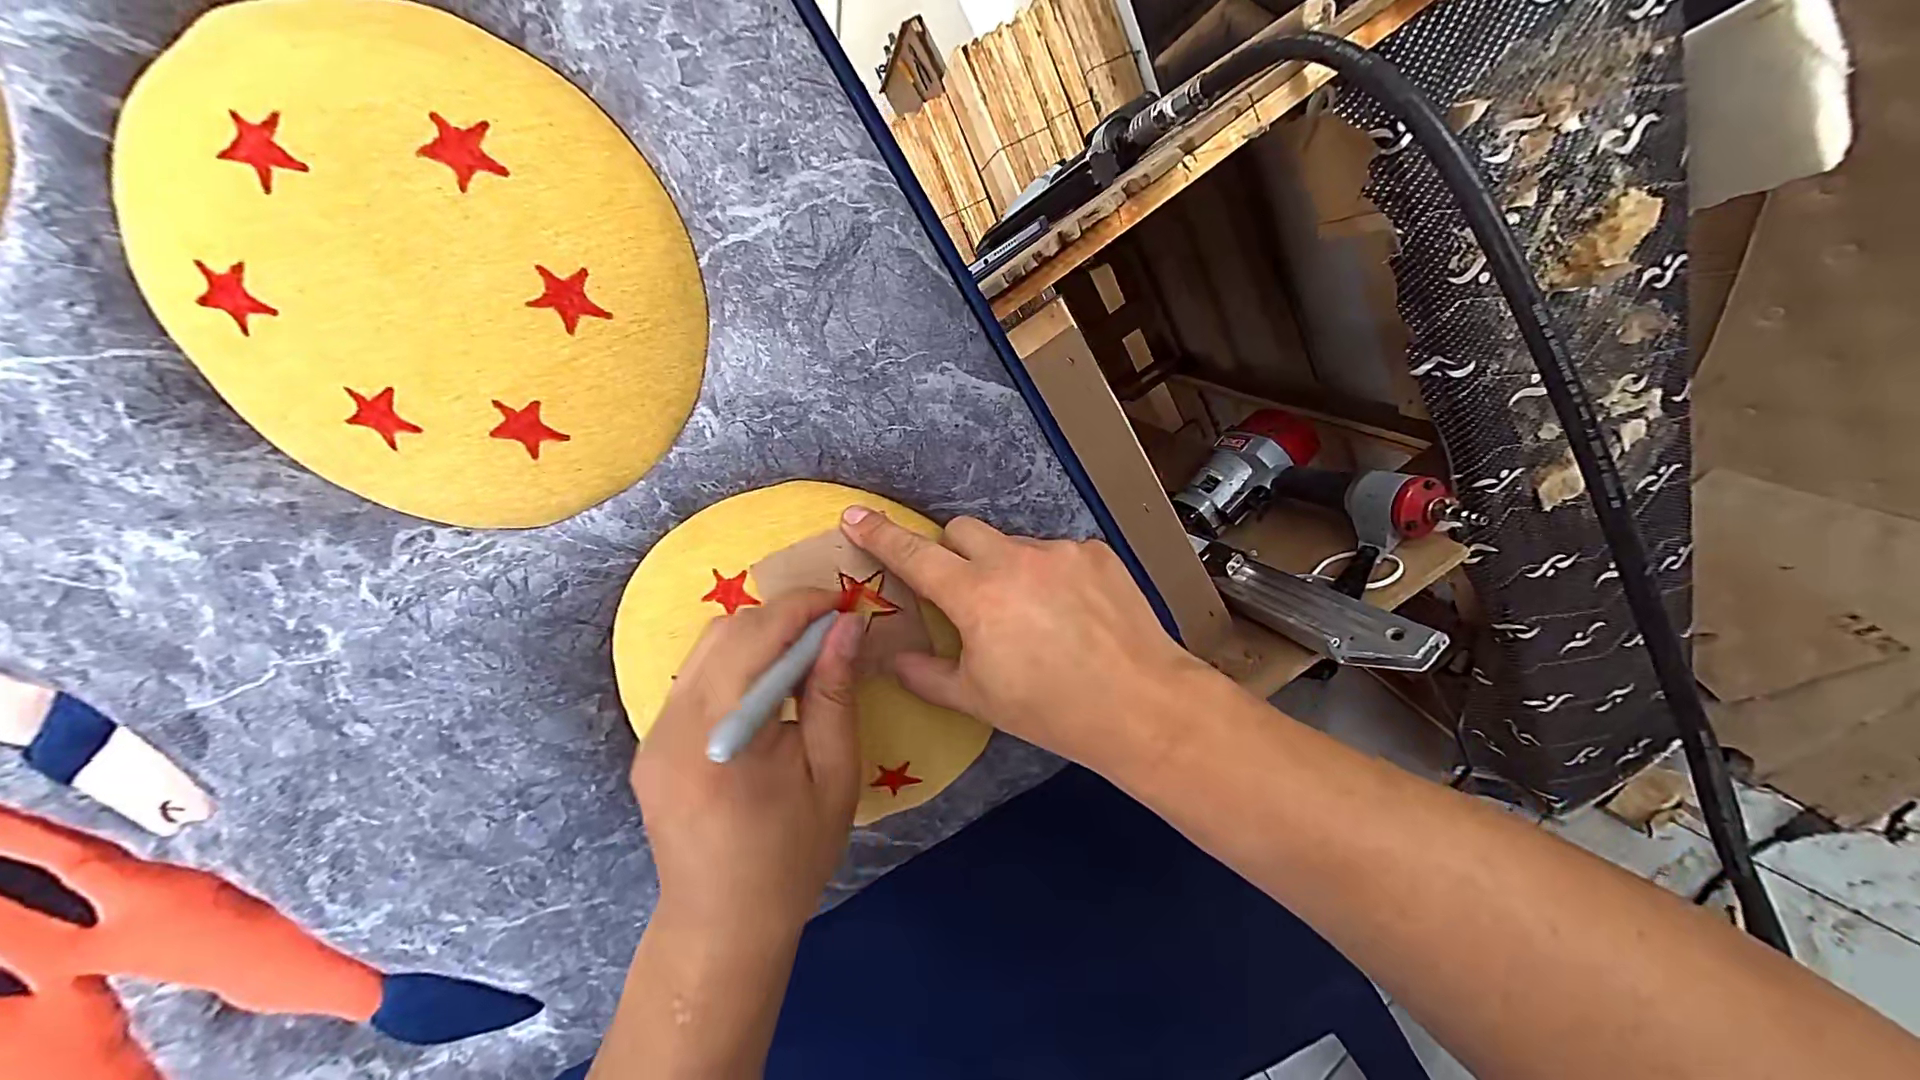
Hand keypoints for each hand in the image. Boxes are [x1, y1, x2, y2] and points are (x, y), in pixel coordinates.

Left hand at [631, 590, 865, 939]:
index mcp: (718, 736)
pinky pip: (697, 678)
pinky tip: (770, 686)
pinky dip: (738, 663)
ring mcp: (652, 734)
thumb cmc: (791, 858)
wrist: (722, 927)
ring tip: (805, 654)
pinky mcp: (651, 744)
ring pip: (706, 650)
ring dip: (759, 636)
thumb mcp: (833, 775)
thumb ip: (835, 694)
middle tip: (830, 628)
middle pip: (725, 633)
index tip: (843, 602)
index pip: (757, 638)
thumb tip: (847, 627)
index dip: (803, 607)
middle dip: (782, 616)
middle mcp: (671, 725)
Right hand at [840, 506, 1216, 770]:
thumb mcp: (977, 698)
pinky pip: (1056, 553)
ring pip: (1012, 544)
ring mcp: (1059, 552)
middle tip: (965, 591)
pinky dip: (1049, 574)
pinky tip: (1071, 612)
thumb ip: (925, 673)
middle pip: (962, 530)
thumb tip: (891, 659)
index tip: (857, 516)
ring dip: (1006, 568)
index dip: (881, 535)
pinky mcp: (1095, 552)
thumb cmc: (1051, 710)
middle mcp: (1015, 561)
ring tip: (1033, 615)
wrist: (1140, 705)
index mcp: (977, 596)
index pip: (915, 555)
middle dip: (952, 552)